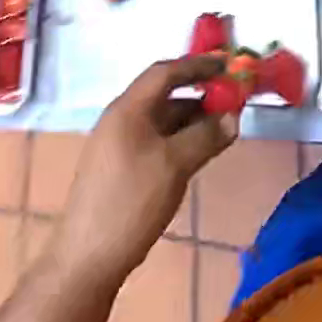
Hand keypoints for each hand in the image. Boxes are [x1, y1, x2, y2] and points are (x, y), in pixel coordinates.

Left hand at [44, 57, 239, 283]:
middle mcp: (121, 119)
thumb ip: (206, 136)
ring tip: (224, 128)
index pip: (164, 73)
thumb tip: (233, 117)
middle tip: (233, 101)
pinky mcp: (121, 167)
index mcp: (127, 110)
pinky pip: (156, 140)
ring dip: (193, 119)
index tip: (227, 65)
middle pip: (164, 95)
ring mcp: (118, 144)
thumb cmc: (131, 202)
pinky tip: (200, 151)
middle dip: (200, 95)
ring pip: (162, 120)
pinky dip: (181, 139)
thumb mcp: (174, 165)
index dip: (197, 65)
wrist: (88, 256)